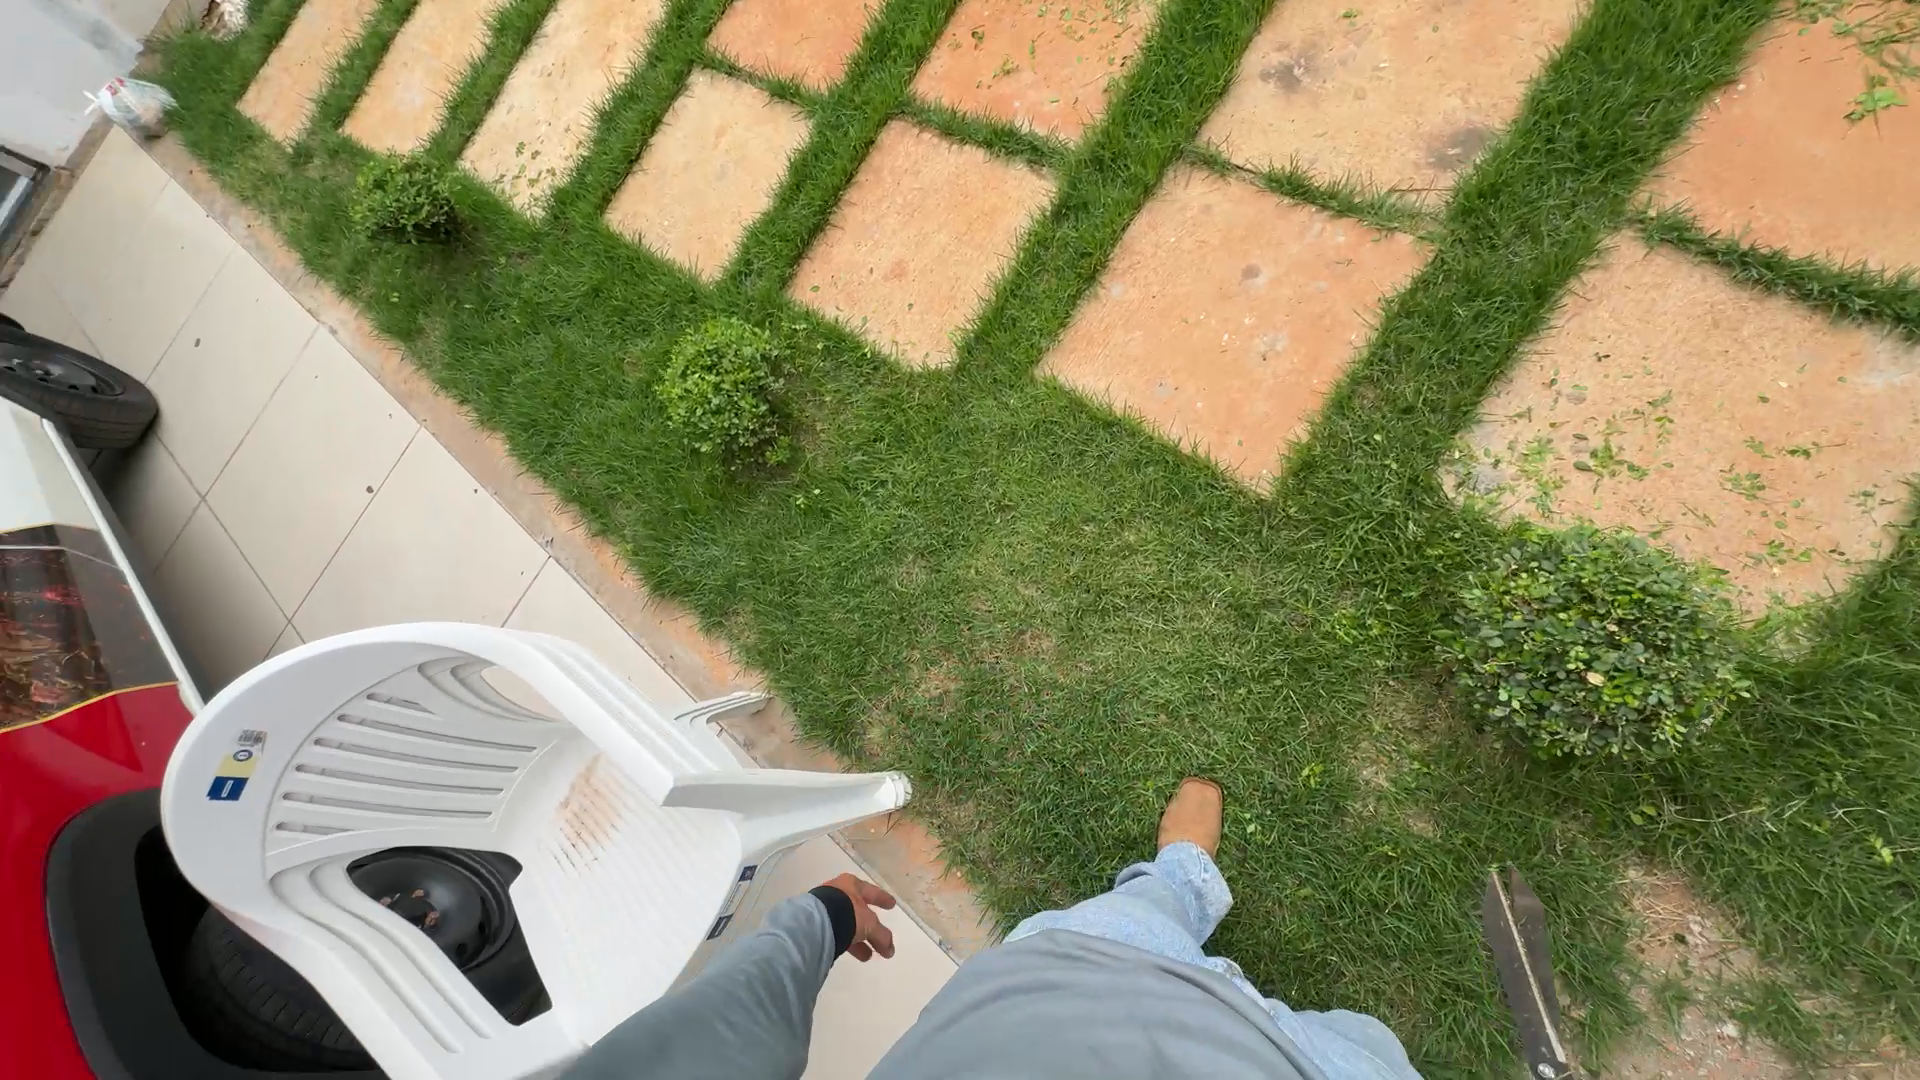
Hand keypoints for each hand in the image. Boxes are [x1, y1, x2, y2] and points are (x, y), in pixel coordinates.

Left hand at [821, 873, 896, 961]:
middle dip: (871, 927)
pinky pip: (837, 932)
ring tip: (868, 956)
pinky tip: (852, 954)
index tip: (892, 905)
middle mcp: (838, 892)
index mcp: (852, 885)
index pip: (872, 891)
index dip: (883, 899)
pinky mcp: (816, 923)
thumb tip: (891, 950)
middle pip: (859, 911)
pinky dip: (846, 942)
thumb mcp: (870, 924)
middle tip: (880, 940)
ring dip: (859, 939)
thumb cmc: (847, 913)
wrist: (815, 923)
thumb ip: (882, 935)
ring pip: (848, 924)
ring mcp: (826, 907)